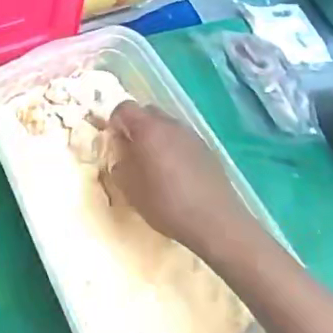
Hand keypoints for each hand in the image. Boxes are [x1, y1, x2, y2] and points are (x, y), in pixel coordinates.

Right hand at [99, 101, 263, 258]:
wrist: (218, 225)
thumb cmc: (166, 203)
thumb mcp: (129, 188)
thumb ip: (119, 163)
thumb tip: (122, 154)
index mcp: (147, 128)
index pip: (124, 108)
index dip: (115, 121)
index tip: (114, 141)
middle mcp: (170, 125)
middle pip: (147, 113)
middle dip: (136, 127)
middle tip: (133, 150)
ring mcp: (192, 137)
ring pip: (167, 126)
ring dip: (157, 138)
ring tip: (156, 164)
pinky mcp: (208, 151)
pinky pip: (183, 141)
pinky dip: (175, 149)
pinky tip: (177, 174)